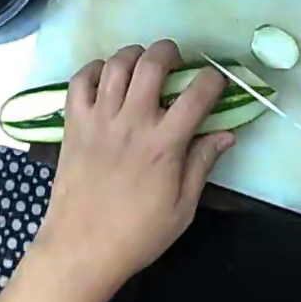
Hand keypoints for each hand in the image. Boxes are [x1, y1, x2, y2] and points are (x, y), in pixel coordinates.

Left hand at [32, 41, 233, 297]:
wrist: (81, 250)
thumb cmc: (137, 233)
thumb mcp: (182, 208)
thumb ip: (203, 163)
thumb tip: (227, 133)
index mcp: (164, 143)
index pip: (196, 95)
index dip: (212, 79)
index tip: (216, 80)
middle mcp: (132, 121)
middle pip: (152, 63)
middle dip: (169, 51)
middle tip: (175, 60)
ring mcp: (99, 118)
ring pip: (117, 64)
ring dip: (134, 55)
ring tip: (142, 65)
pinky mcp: (73, 121)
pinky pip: (80, 79)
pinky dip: (94, 69)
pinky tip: (105, 77)